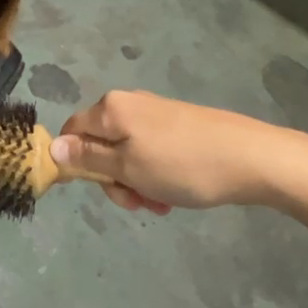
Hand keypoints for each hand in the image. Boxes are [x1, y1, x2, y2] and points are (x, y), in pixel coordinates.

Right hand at [51, 90, 307, 213]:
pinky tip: (174, 192)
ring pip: (127, 152)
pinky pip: (151, 150)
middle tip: (136, 203)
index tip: (98, 189)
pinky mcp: (179, 124)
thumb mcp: (128, 169)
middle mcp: (129, 103)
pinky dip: (156, 173)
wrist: (255, 158)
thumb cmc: (183, 165)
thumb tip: (52, 148)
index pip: (71, 131)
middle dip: (112, 178)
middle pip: (100, 144)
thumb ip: (88, 159)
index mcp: (110, 108)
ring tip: (161, 203)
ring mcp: (156, 113)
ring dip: (136, 181)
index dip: (75, 162)